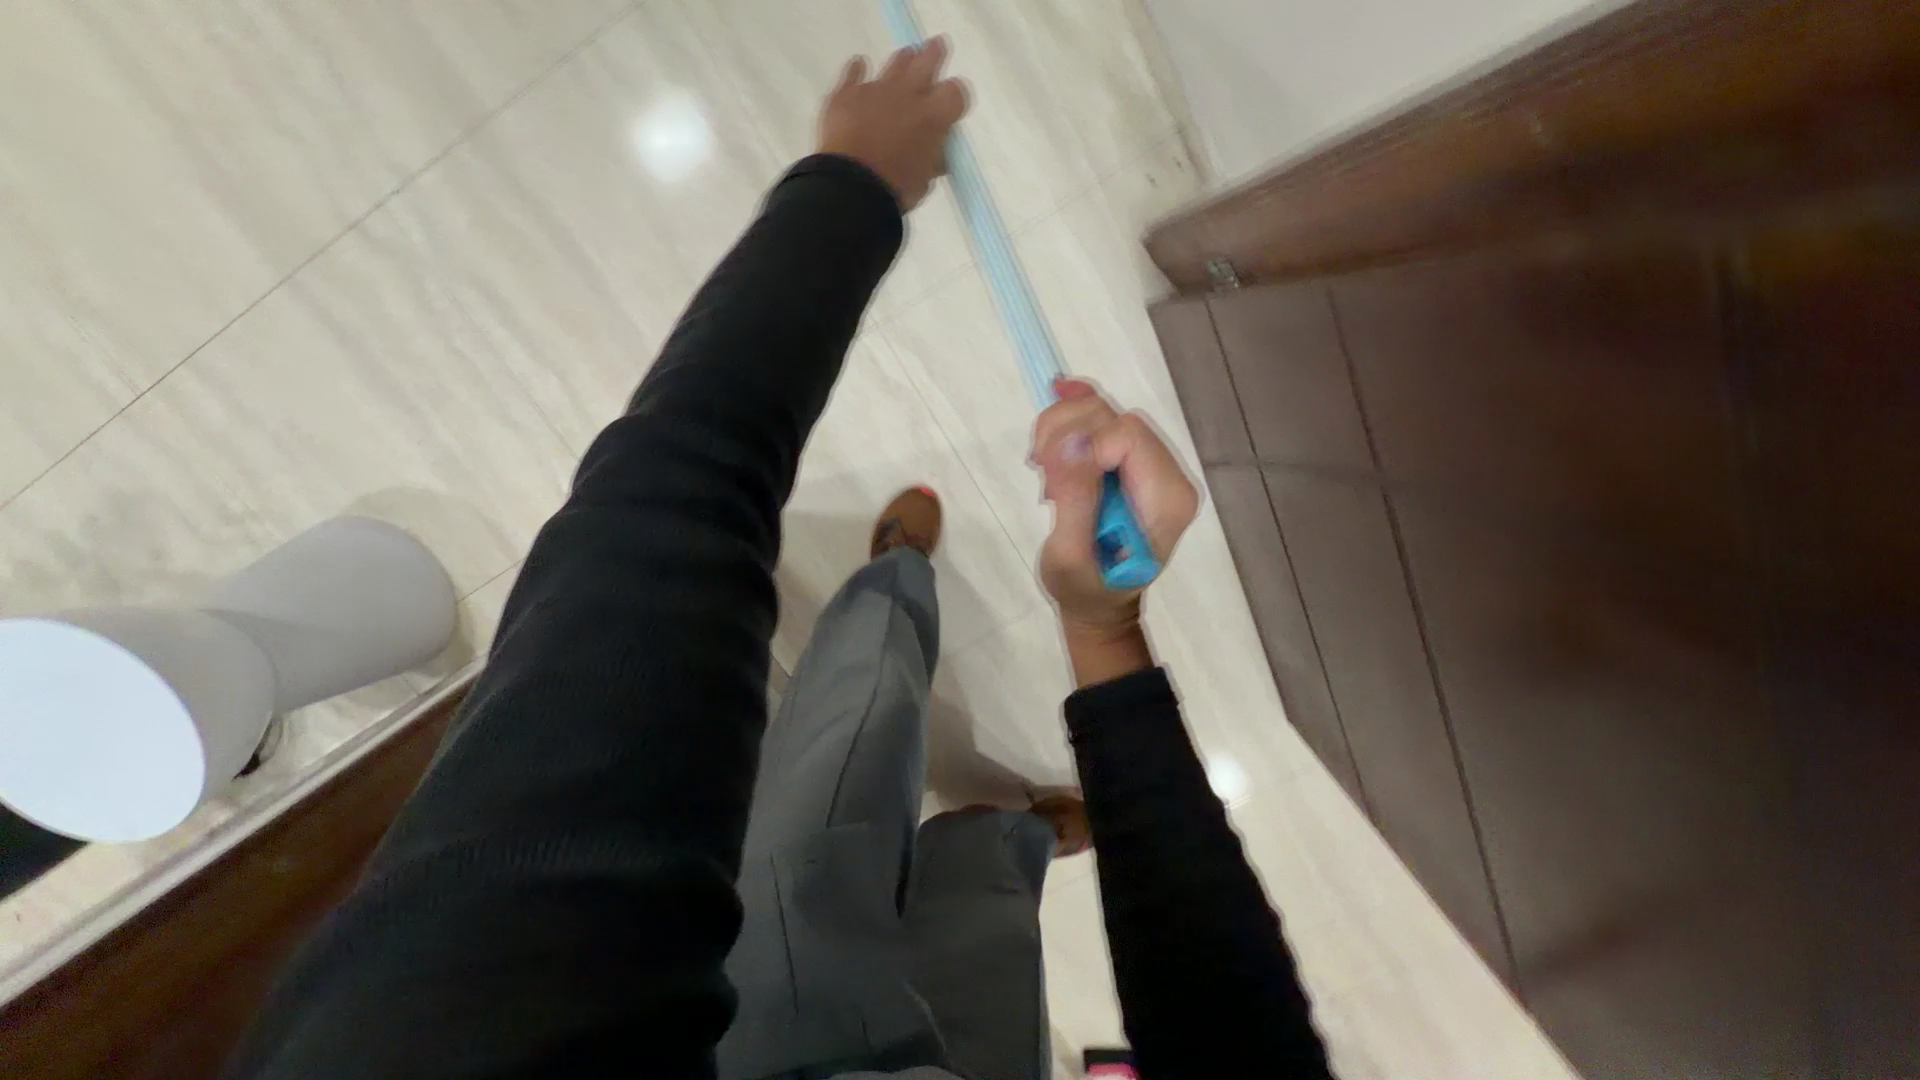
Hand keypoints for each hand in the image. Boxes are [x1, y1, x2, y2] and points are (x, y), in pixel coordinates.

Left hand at [816, 38, 968, 211]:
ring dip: (903, 61)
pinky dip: (858, 70)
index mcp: (933, 116)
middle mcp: (908, 93)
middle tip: (935, 49)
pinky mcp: (847, 92)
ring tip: (905, 60)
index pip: (956, 92)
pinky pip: (854, 71)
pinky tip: (859, 69)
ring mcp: (876, 89)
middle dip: (934, 55)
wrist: (851, 188)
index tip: (951, 107)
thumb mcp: (925, 179)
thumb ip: (933, 158)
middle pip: (928, 60)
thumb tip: (935, 153)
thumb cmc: (896, 189)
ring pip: (896, 62)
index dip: (955, 98)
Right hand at [1032, 378, 1200, 642]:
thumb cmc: (1085, 590)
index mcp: (1167, 498)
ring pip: (1102, 413)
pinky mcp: (1131, 462)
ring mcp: (1152, 465)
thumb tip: (1073, 442)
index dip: (1080, 447)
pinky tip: (1049, 437)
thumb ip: (1077, 499)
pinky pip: (1100, 421)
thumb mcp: (1071, 556)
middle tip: (1041, 476)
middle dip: (1065, 435)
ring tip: (1044, 472)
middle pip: (1113, 416)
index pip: (1125, 435)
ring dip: (1059, 433)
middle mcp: (1169, 474)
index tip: (1052, 486)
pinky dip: (1067, 425)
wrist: (1098, 604)